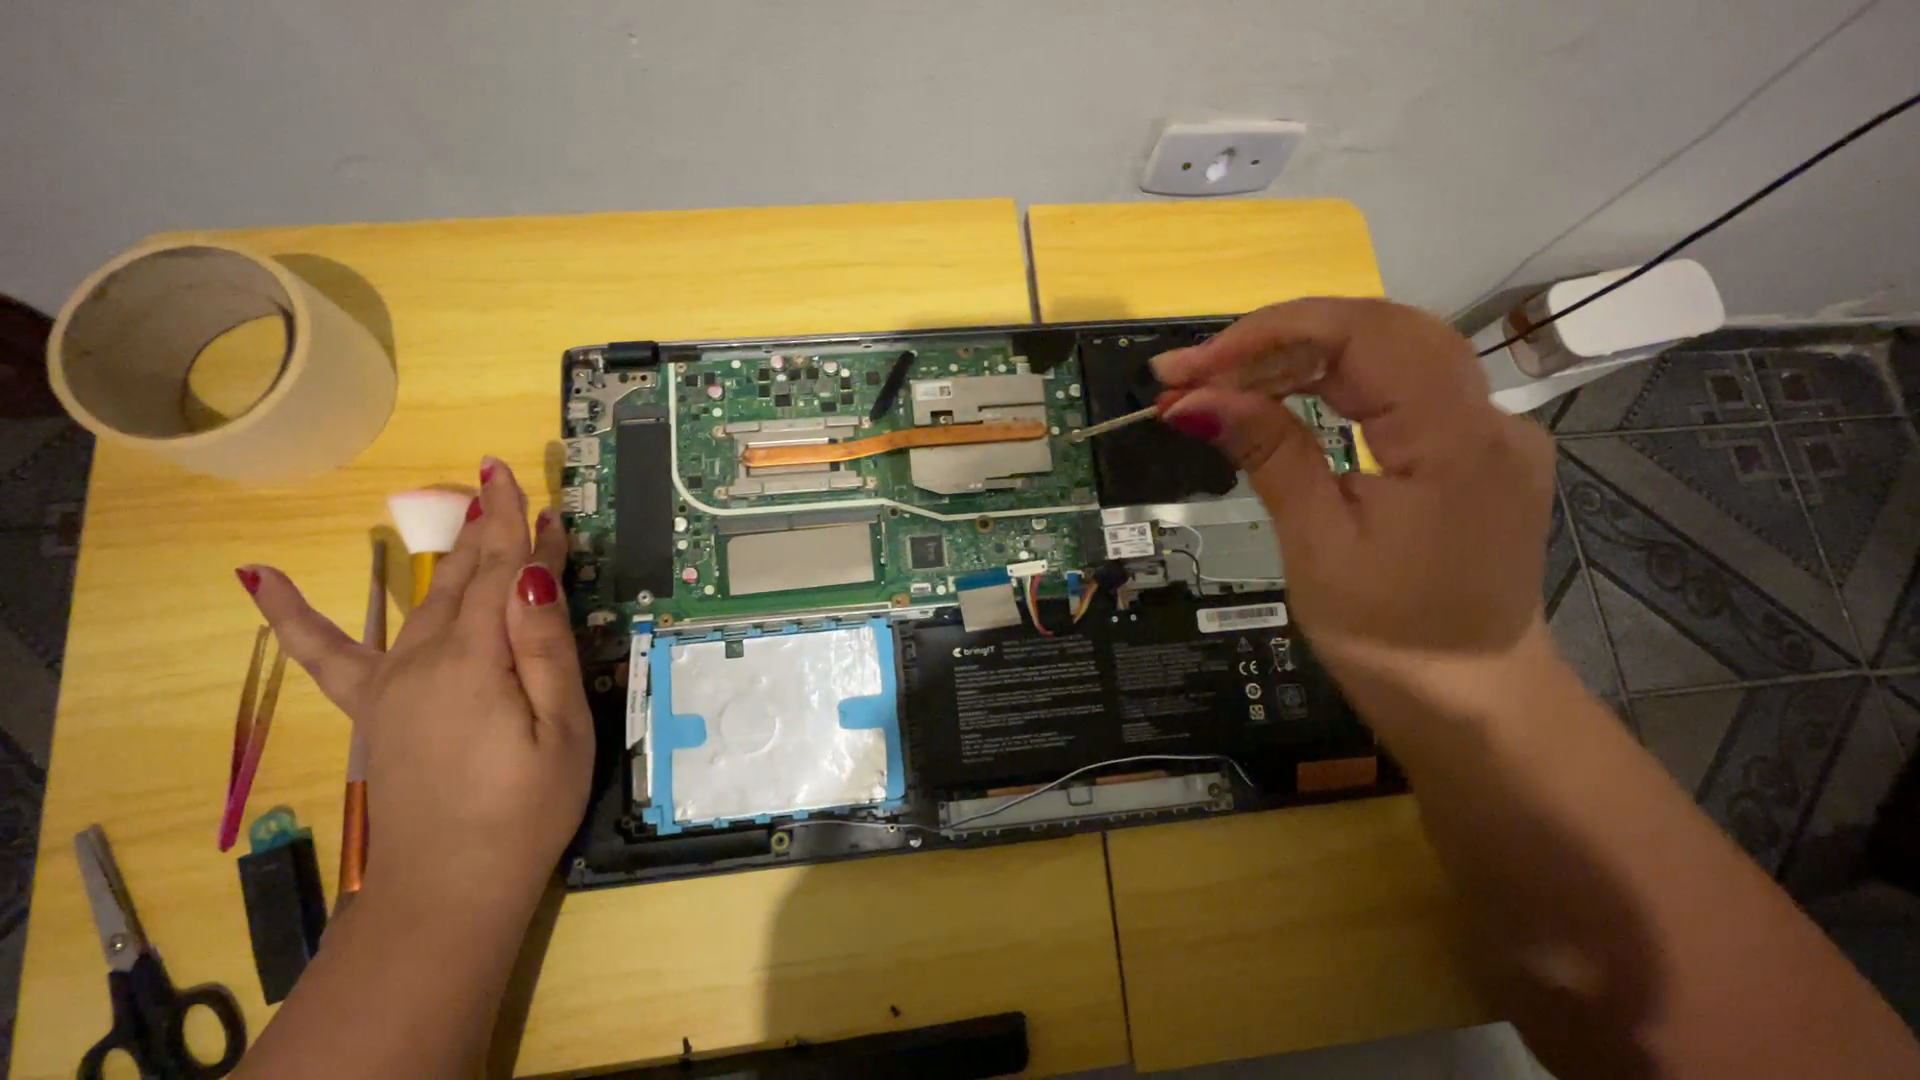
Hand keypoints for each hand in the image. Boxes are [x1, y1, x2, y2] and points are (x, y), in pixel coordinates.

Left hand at [237, 457, 592, 909]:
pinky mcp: (372, 709)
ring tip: (467, 511)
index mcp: (475, 662)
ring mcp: (389, 684)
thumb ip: (543, 648)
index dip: (528, 536)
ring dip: (451, 554)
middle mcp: (422, 661)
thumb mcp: (561, 729)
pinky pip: (327, 654)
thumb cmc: (527, 808)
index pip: (505, 578)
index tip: (546, 499)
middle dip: (492, 530)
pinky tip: (259, 577)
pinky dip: (293, 614)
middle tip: (507, 483)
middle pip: (464, 580)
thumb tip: (532, 574)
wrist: (452, 886)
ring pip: (424, 602)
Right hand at [1151, 298, 1555, 681]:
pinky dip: (1333, 383)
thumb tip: (1193, 401)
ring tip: (1218, 385)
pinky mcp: (1475, 446)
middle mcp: (1490, 417)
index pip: (1365, 335)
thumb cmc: (1387, 636)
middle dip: (1276, 341)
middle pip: (1379, 330)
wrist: (1469, 695)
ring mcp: (1491, 428)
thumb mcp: (1317, 546)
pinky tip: (1280, 397)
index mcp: (1456, 441)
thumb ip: (1268, 456)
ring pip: (1389, 353)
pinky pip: (1400, 388)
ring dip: (1298, 359)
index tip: (1190, 368)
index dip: (1270, 334)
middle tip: (1191, 374)